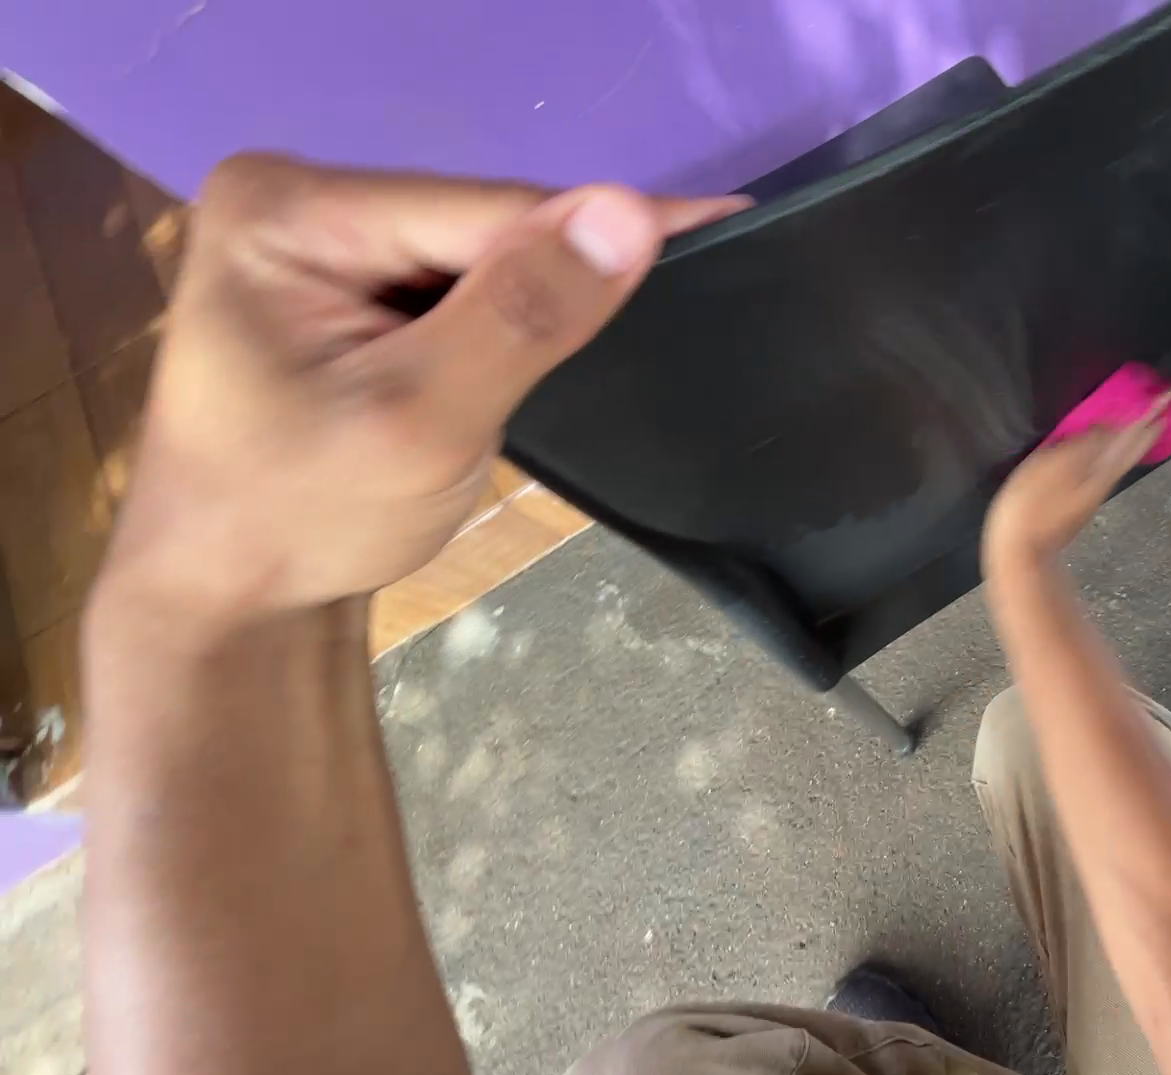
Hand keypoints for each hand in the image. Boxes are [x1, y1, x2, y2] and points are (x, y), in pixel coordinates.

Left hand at [94, 154, 746, 629]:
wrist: (243, 577)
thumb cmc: (318, 510)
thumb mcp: (428, 416)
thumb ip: (526, 316)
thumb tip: (631, 212)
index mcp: (298, 212)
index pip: (497, 212)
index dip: (612, 231)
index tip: (729, 226)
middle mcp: (313, 201)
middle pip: (499, 223)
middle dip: (586, 265)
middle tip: (705, 279)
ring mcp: (340, 242)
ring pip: (500, 252)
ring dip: (570, 289)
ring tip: (662, 300)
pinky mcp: (369, 285)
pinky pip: (483, 282)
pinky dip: (540, 311)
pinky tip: (583, 323)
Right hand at [983, 394, 1170, 570]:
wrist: (1023, 551)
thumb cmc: (1031, 509)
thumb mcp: (1054, 467)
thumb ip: (1084, 445)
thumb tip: (1111, 427)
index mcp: (1101, 469)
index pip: (1131, 434)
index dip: (1147, 414)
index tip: (1166, 396)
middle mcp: (1104, 480)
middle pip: (1130, 448)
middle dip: (1146, 426)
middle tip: (1164, 405)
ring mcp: (1093, 492)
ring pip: (1121, 458)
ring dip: (1134, 438)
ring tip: (1146, 421)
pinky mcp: (1081, 500)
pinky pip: (1106, 468)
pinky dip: (1116, 452)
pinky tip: (1112, 448)